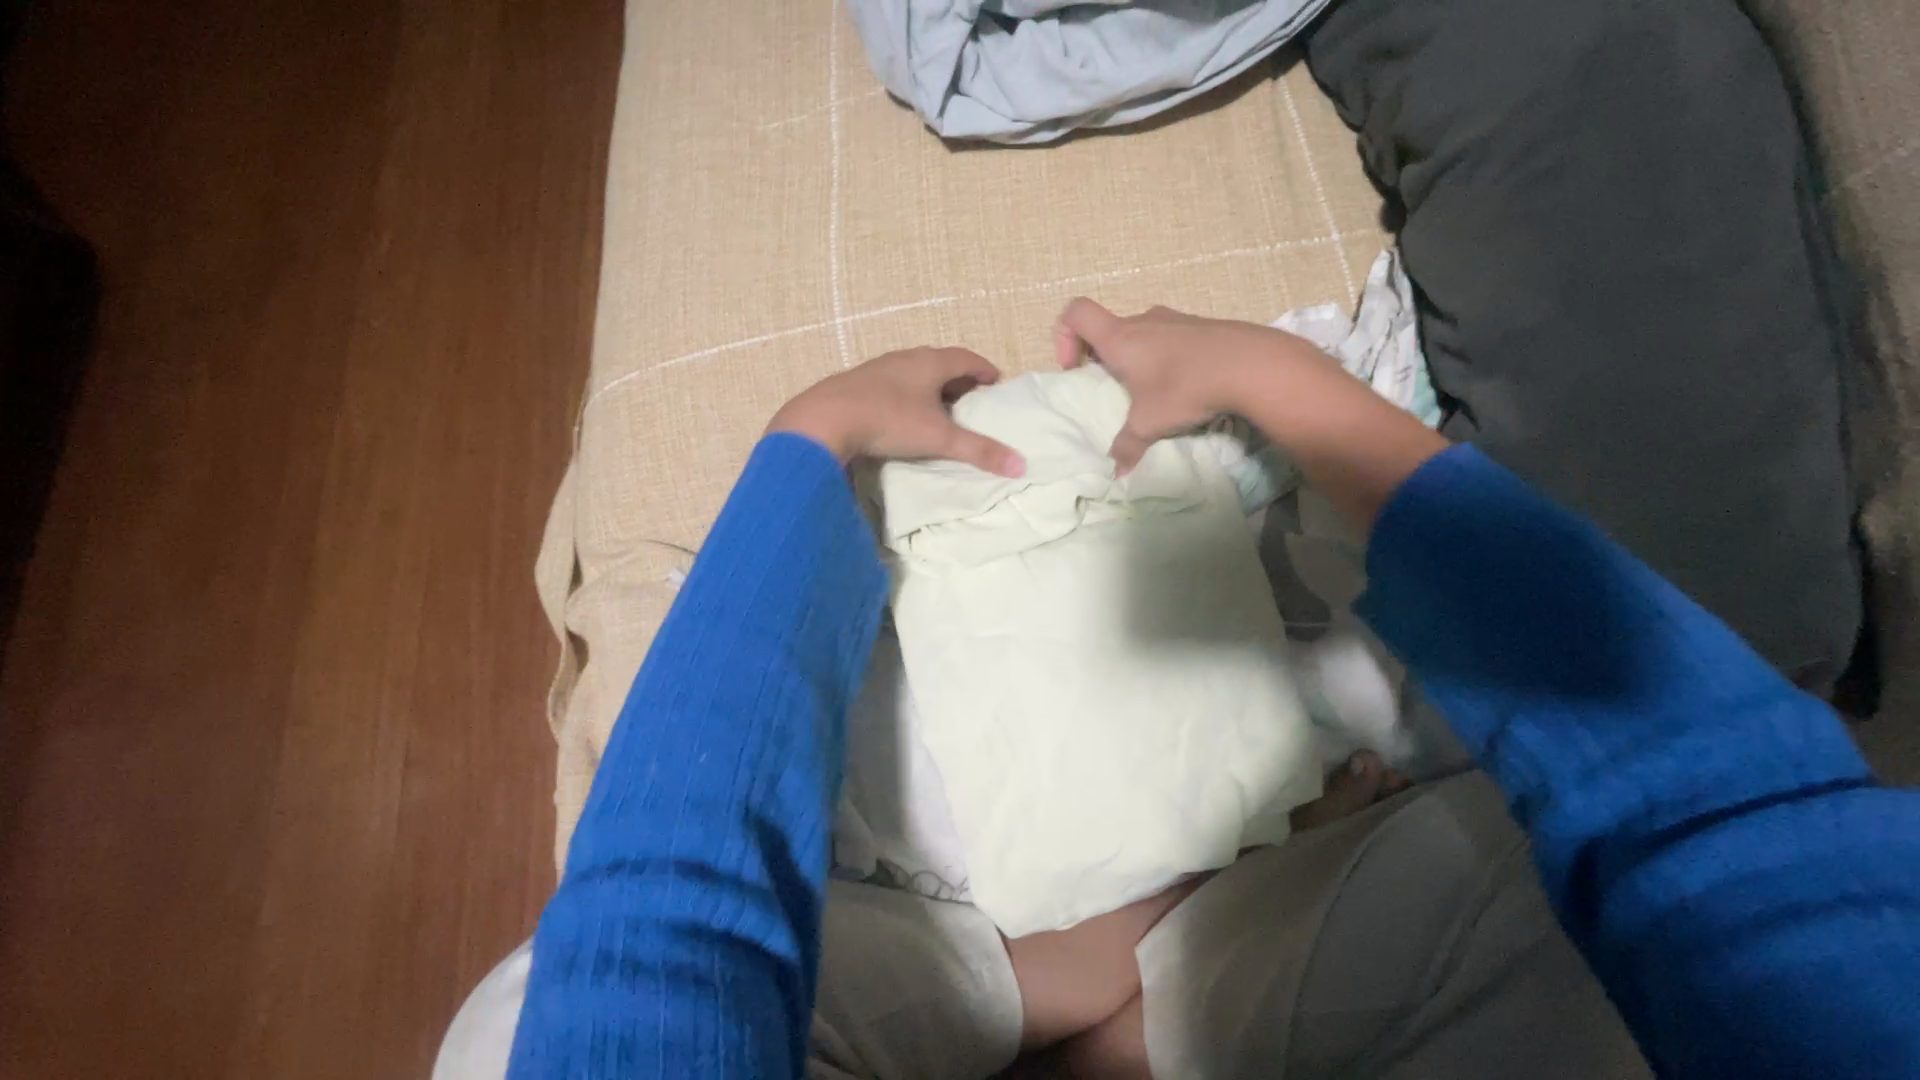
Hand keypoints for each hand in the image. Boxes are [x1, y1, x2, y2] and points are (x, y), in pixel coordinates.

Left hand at [766, 347, 1026, 476]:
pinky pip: (890, 386)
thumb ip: (979, 451)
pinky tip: (902, 417)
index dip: (984, 369)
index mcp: (929, 362)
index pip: (966, 358)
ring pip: (912, 374)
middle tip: (972, 400)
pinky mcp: (855, 386)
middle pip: (939, 363)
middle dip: (958, 380)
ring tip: (939, 410)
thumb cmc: (888, 421)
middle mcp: (903, 359)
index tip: (996, 382)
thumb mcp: (938, 438)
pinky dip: (905, 397)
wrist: (824, 420)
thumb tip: (1020, 465)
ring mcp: (876, 370)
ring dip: (929, 388)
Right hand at [1053, 298, 1306, 472]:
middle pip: (1109, 329)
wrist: (1251, 365)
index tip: (1075, 368)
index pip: (1076, 312)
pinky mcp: (1203, 327)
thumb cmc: (1185, 388)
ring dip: (1139, 359)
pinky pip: (1171, 339)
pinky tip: (1186, 385)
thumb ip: (1126, 446)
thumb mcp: (1149, 424)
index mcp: (1120, 337)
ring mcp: (1175, 320)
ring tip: (1154, 392)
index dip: (1065, 336)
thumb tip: (1116, 472)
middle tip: (1116, 390)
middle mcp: (1144, 321)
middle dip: (1104, 358)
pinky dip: (1168, 359)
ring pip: (1142, 334)